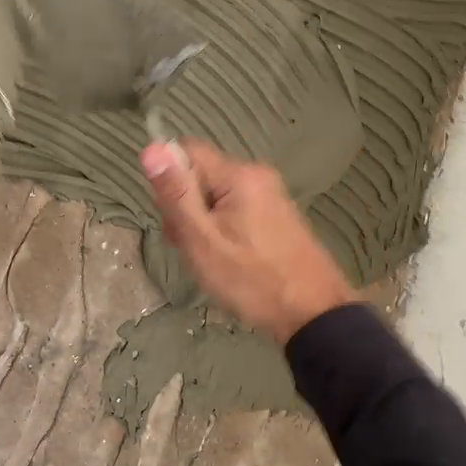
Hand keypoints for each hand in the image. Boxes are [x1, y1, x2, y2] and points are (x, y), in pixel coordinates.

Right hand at [141, 138, 357, 343]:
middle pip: (198, 174)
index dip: (169, 179)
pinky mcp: (274, 214)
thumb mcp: (202, 240)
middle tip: (190, 245)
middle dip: (184, 206)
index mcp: (238, 175)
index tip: (173, 215)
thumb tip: (150, 148)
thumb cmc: (252, 279)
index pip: (185, 151)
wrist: (315, 317)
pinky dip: (220, 228)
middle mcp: (255, 175)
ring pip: (213, 194)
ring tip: (207, 256)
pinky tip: (225, 257)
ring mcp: (269, 194)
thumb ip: (175, 193)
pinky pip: (232, 208)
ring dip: (200, 221)